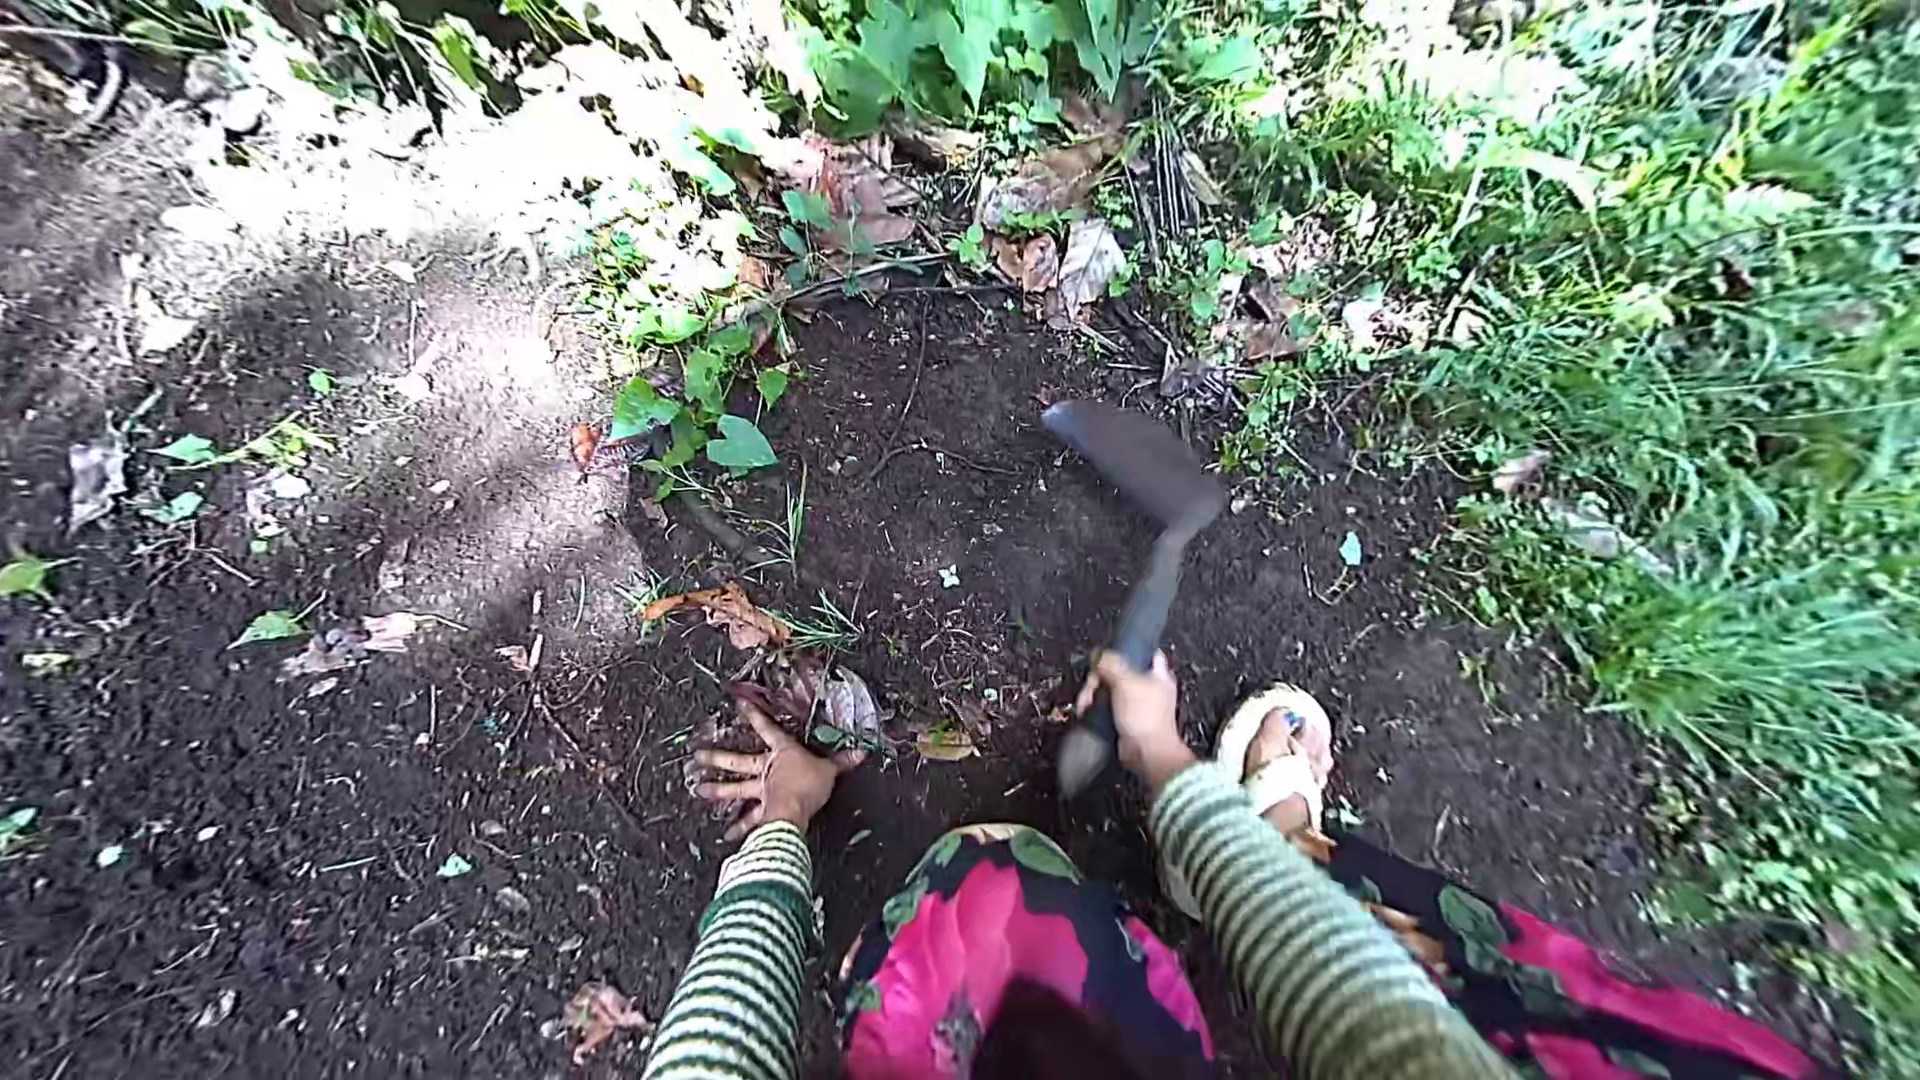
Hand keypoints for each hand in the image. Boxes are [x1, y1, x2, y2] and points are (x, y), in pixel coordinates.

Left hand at [694, 701, 864, 840]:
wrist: (795, 811)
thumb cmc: (809, 785)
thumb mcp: (830, 770)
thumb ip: (842, 761)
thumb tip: (861, 753)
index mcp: (783, 752)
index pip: (767, 729)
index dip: (754, 715)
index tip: (739, 704)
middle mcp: (767, 769)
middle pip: (738, 761)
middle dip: (718, 757)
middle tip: (697, 755)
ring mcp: (761, 791)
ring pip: (735, 789)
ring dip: (717, 790)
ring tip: (699, 789)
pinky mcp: (762, 811)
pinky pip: (749, 819)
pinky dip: (739, 828)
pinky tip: (726, 835)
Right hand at [1076, 650, 1195, 793]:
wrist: (1147, 754)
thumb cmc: (1148, 720)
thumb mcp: (1127, 682)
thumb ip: (1111, 664)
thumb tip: (1099, 655)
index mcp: (1157, 675)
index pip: (1142, 652)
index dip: (1124, 650)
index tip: (1108, 655)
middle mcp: (1146, 688)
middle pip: (1116, 670)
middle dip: (1099, 677)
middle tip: (1094, 684)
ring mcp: (1134, 704)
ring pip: (1107, 688)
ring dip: (1093, 693)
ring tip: (1088, 700)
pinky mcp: (1123, 718)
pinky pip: (1104, 706)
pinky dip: (1094, 707)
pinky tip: (1088, 709)